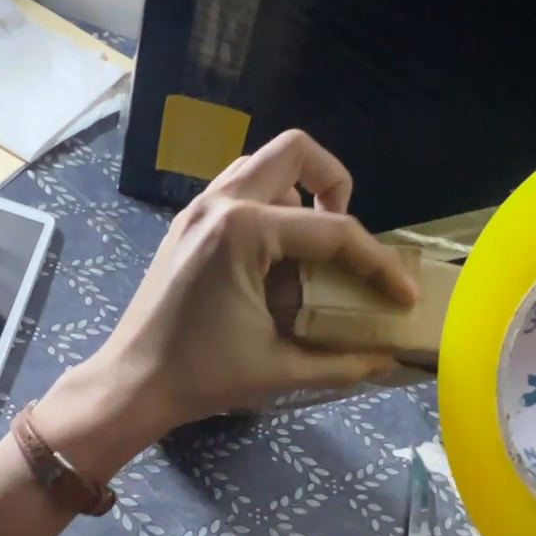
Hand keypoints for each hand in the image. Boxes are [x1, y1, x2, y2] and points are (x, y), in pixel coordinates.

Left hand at [71, 131, 417, 435]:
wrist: (132, 383)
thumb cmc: (201, 377)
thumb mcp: (278, 369)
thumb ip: (340, 362)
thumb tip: (386, 359)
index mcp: (243, 231)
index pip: (332, 232)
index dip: (377, 264)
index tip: (403, 294)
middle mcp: (220, 203)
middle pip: (295, 152)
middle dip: (336, 183)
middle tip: (346, 234)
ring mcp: (197, 208)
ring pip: (262, 163)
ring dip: (299, 190)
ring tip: (311, 244)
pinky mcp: (186, 224)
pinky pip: (237, 188)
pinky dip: (268, 204)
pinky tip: (274, 256)